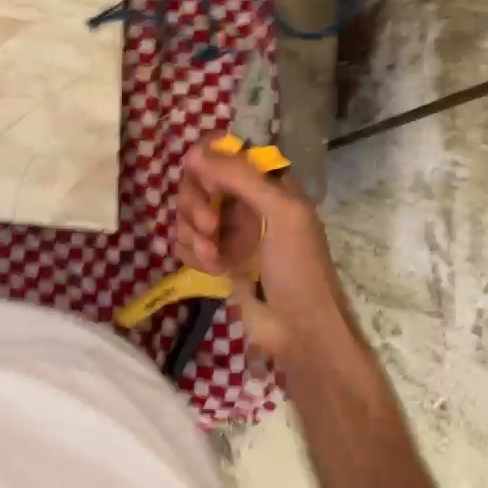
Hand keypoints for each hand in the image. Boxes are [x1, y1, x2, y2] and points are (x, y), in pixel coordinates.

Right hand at [174, 142, 354, 361]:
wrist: (301, 335)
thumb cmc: (299, 270)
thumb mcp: (280, 213)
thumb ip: (239, 177)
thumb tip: (193, 152)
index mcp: (267, 184)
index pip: (223, 154)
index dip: (207, 164)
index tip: (205, 182)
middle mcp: (245, 201)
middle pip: (198, 181)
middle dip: (196, 204)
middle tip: (209, 227)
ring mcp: (230, 230)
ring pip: (188, 211)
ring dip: (194, 233)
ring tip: (213, 257)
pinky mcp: (216, 256)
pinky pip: (186, 239)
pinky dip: (193, 252)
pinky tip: (212, 270)